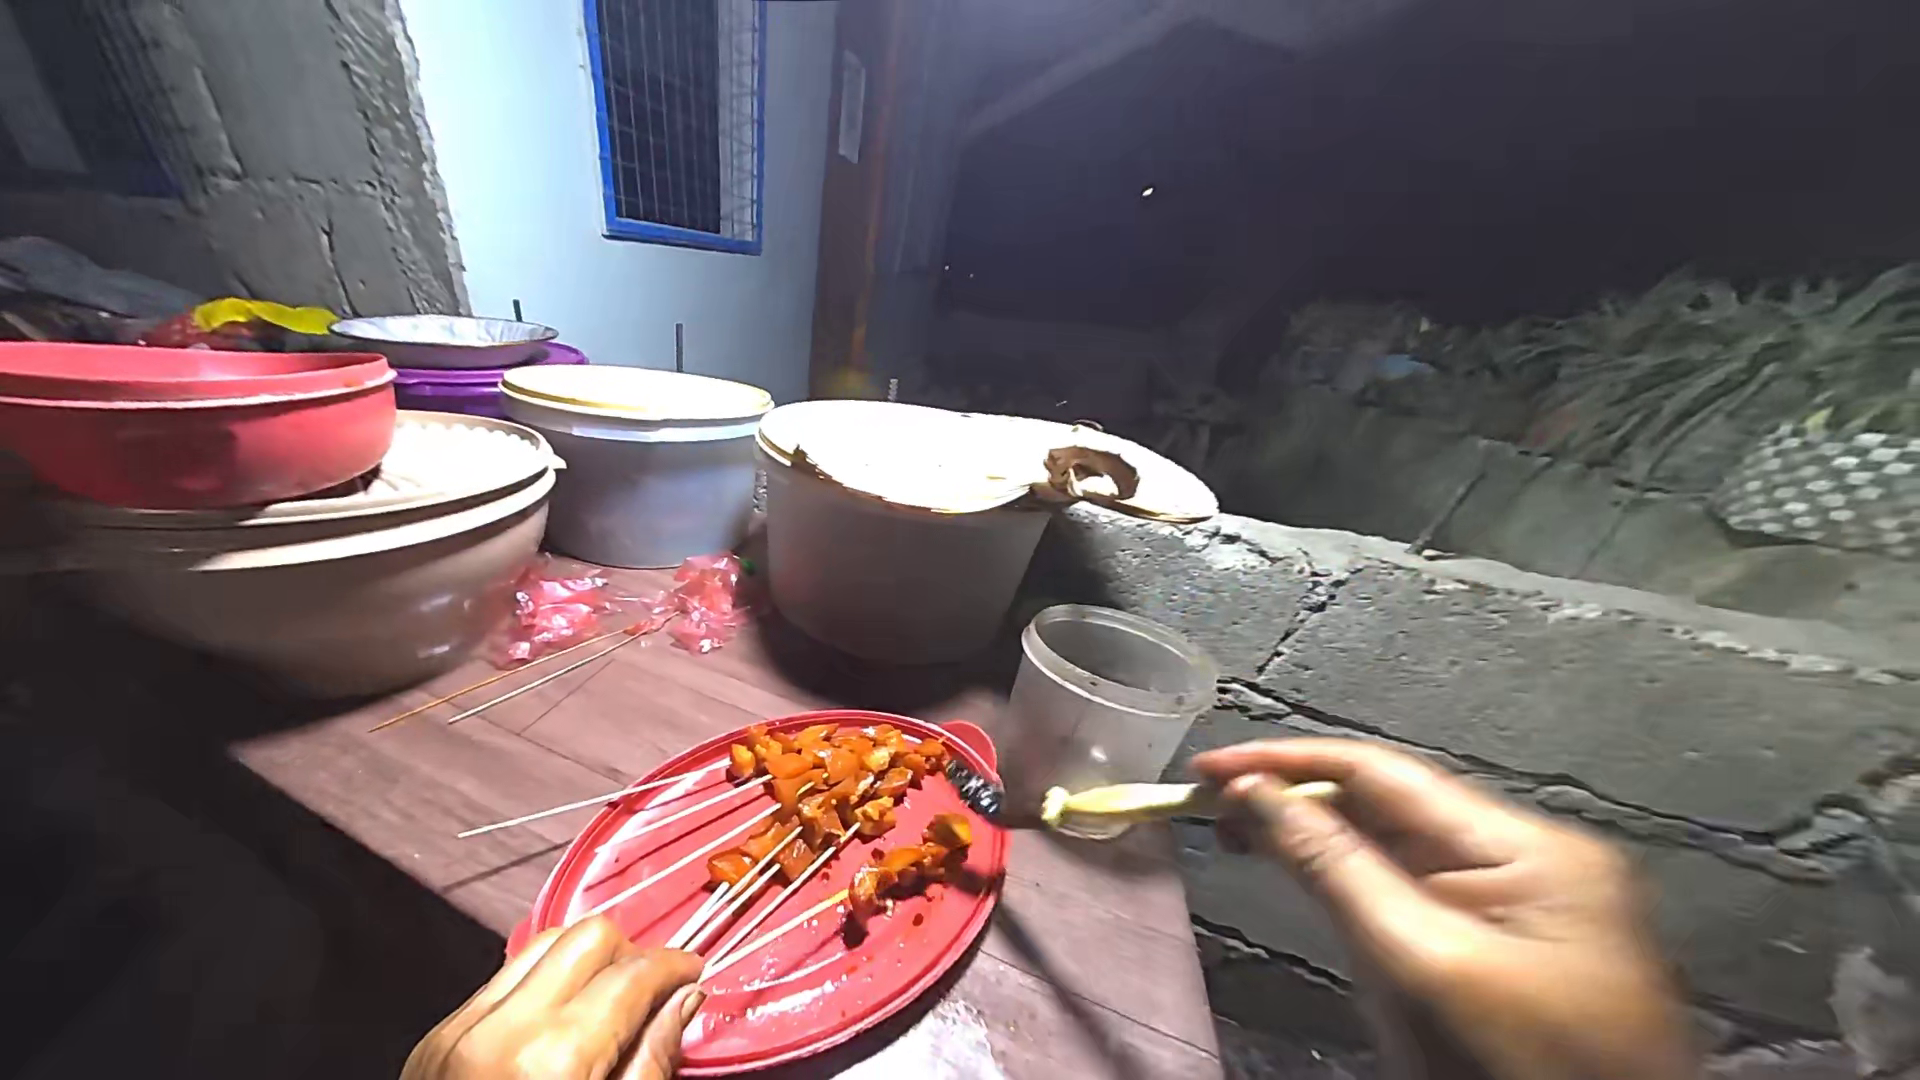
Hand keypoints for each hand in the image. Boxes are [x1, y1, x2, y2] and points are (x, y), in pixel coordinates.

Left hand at [402, 916, 702, 1079]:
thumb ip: (651, 1062)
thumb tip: (685, 997)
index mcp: (551, 1060)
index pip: (635, 971)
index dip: (675, 966)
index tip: (691, 976)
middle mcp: (502, 1029)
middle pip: (592, 936)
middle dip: (630, 955)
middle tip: (647, 991)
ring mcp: (459, 1030)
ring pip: (549, 942)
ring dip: (586, 961)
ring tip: (601, 1000)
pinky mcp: (435, 1039)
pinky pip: (509, 974)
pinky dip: (545, 980)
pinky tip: (555, 1019)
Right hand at [1191, 738, 1693, 1079]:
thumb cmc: (1513, 1069)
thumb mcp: (1418, 963)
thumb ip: (1333, 863)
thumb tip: (1252, 790)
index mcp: (1522, 845)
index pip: (1377, 771)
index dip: (1285, 761)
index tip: (1213, 766)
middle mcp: (1511, 848)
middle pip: (1374, 797)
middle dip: (1288, 791)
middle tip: (1211, 795)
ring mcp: (1495, 886)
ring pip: (1373, 831)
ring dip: (1298, 824)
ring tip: (1230, 824)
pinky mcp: (1472, 921)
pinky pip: (1384, 871)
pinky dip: (1326, 861)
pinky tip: (1281, 854)